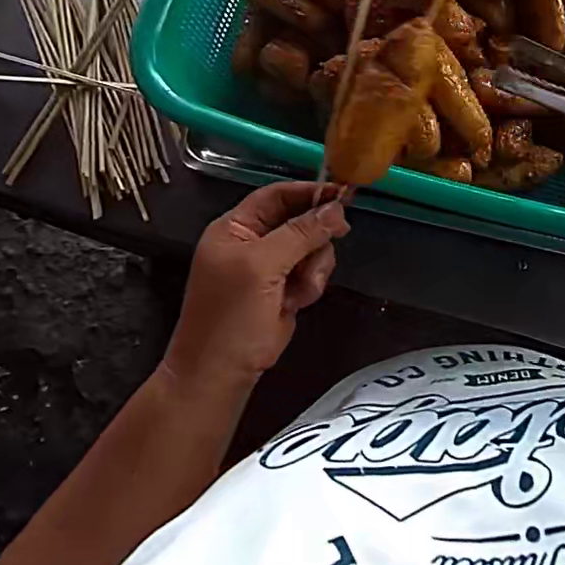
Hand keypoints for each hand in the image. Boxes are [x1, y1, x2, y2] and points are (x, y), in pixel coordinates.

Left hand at [166, 182, 350, 384]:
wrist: (221, 372)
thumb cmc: (231, 315)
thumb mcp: (262, 266)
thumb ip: (300, 233)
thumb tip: (337, 208)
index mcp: (235, 228)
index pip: (277, 195)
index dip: (309, 192)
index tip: (343, 194)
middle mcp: (254, 242)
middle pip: (302, 220)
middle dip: (314, 239)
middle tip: (333, 242)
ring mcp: (272, 266)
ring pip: (314, 248)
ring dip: (314, 267)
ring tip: (299, 290)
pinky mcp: (287, 288)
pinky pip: (314, 272)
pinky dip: (311, 285)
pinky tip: (297, 302)